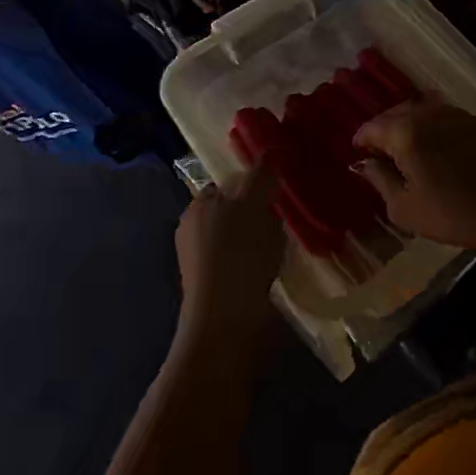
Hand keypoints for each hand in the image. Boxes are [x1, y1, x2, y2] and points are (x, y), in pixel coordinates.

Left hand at [174, 165, 285, 335]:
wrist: (226, 319)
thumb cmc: (237, 254)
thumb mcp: (252, 205)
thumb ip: (260, 178)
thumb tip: (268, 156)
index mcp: (196, 207)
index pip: (225, 184)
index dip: (251, 184)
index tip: (275, 193)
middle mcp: (193, 232)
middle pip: (234, 211)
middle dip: (258, 214)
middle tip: (282, 220)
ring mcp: (201, 262)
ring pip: (239, 239)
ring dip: (260, 240)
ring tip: (281, 247)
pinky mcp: (215, 287)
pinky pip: (242, 263)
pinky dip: (257, 263)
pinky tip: (271, 269)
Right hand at [352, 100, 475, 256]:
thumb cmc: (453, 213)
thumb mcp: (405, 208)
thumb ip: (380, 181)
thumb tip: (366, 164)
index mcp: (405, 133)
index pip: (372, 128)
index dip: (361, 141)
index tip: (358, 155)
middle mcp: (427, 114)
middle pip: (395, 114)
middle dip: (383, 131)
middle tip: (379, 154)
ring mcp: (453, 114)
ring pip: (418, 110)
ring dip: (406, 125)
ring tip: (404, 149)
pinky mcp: (473, 121)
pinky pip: (439, 115)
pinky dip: (427, 125)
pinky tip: (431, 146)